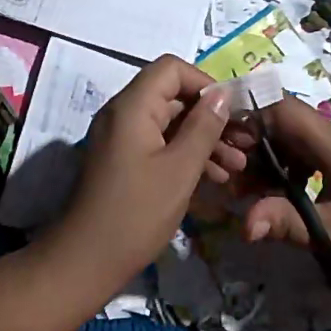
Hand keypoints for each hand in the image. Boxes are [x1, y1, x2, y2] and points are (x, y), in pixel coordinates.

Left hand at [45, 55, 252, 287]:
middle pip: (172, 95)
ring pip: (169, 122)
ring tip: (236, 166)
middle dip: (210, 115)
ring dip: (203, 138)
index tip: (233, 111)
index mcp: (132, 107)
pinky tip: (214, 177)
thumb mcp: (180, 169)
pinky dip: (185, 153)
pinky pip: (159, 143)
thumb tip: (222, 94)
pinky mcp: (122, 160)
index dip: (206, 83)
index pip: (172, 69)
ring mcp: (120, 137)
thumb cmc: (136, 213)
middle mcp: (122, 113)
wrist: (86, 261)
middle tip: (244, 142)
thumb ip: (204, 127)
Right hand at [241, 98, 330, 296]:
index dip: (250, 117)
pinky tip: (282, 199)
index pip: (283, 108)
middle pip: (288, 124)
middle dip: (256, 145)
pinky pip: (314, 158)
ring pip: (299, 142)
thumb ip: (284, 221)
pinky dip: (292, 172)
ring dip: (273, 161)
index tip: (224, 143)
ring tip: (251, 192)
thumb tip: (242, 225)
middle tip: (233, 177)